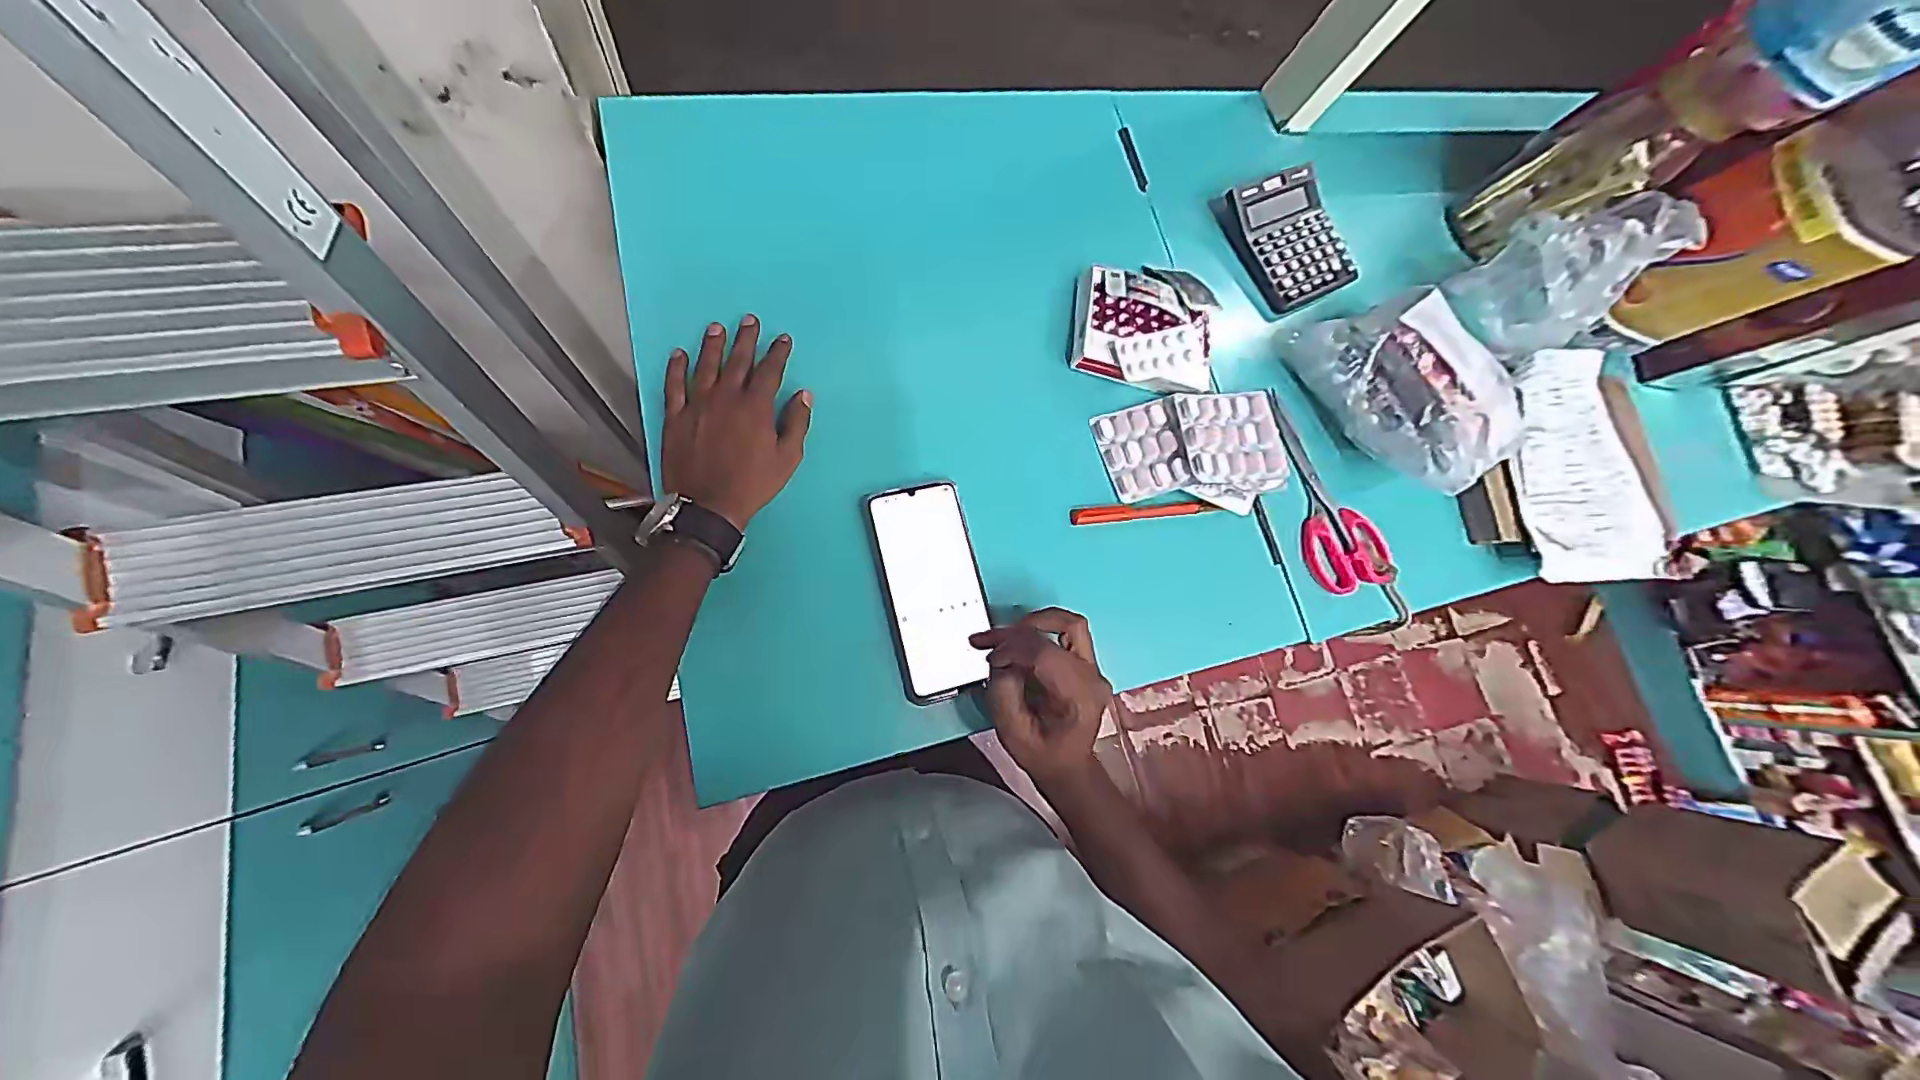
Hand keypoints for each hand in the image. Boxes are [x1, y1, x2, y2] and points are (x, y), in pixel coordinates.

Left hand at [661, 316, 811, 529]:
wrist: (709, 505)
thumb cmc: (752, 484)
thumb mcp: (787, 458)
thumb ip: (797, 423)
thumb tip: (803, 397)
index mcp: (755, 407)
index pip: (769, 371)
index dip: (777, 353)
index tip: (782, 341)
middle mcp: (726, 398)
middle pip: (737, 360)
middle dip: (746, 339)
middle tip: (750, 322)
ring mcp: (698, 405)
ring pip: (705, 365)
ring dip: (713, 345)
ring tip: (717, 329)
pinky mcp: (676, 417)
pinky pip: (674, 385)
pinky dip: (676, 368)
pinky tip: (679, 355)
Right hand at [968, 608, 1111, 785]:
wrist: (1067, 766)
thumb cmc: (1043, 755)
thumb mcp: (1012, 731)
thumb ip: (1004, 690)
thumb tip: (1002, 659)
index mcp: (1079, 697)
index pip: (1047, 654)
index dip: (1013, 649)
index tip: (991, 657)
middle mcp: (1093, 678)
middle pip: (1061, 628)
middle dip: (1019, 631)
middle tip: (991, 639)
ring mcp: (1093, 668)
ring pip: (1069, 622)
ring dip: (1034, 622)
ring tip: (1007, 634)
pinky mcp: (1086, 663)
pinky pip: (1066, 632)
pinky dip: (1040, 629)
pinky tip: (1019, 641)